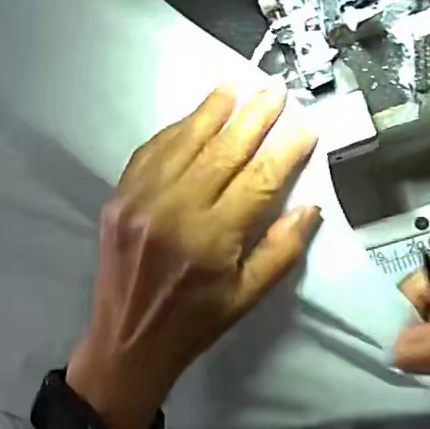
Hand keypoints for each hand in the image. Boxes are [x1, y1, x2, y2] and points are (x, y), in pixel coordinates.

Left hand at [69, 85, 322, 428]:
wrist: (127, 342)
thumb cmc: (195, 323)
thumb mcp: (247, 297)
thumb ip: (282, 249)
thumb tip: (311, 207)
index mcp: (211, 239)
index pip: (258, 179)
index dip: (285, 150)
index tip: (305, 127)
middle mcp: (174, 211)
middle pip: (222, 150)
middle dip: (253, 117)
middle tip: (274, 91)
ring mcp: (140, 201)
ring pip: (183, 142)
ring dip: (212, 110)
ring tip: (236, 86)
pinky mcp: (118, 198)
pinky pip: (149, 152)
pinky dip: (174, 130)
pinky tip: (193, 117)